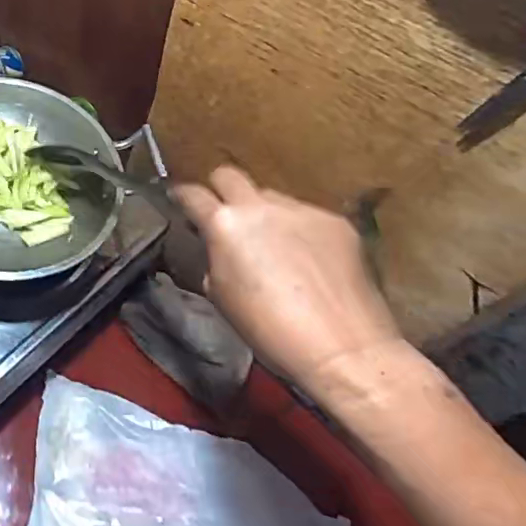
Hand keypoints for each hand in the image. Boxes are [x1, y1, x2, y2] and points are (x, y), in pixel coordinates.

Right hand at [172, 166, 403, 394]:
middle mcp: (260, 208)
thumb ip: (213, 255)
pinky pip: (306, 216)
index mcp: (223, 224)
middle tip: (224, 213)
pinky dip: (299, 231)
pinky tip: (309, 259)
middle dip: (220, 190)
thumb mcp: (219, 292)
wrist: (344, 351)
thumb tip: (218, 247)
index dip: (182, 196)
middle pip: (229, 175)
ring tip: (274, 243)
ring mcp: (302, 212)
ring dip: (264, 213)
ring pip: (271, 197)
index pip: (191, 193)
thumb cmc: (268, 328)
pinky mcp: (337, 223)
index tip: (181, 203)